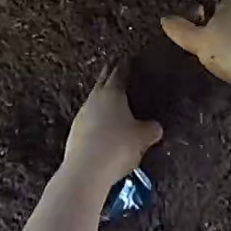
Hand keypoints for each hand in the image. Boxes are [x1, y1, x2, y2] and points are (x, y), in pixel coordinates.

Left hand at [64, 63, 163, 186]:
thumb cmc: (118, 146)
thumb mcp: (143, 137)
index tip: (128, 59)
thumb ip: (151, 129)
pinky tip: (101, 126)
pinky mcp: (74, 133)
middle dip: (109, 74)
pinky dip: (96, 118)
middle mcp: (94, 99)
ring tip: (110, 99)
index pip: (120, 72)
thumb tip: (155, 127)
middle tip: (115, 67)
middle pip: (102, 81)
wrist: (86, 171)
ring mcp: (82, 115)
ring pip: (94, 100)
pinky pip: (88, 119)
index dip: (125, 65)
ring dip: (101, 98)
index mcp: (112, 93)